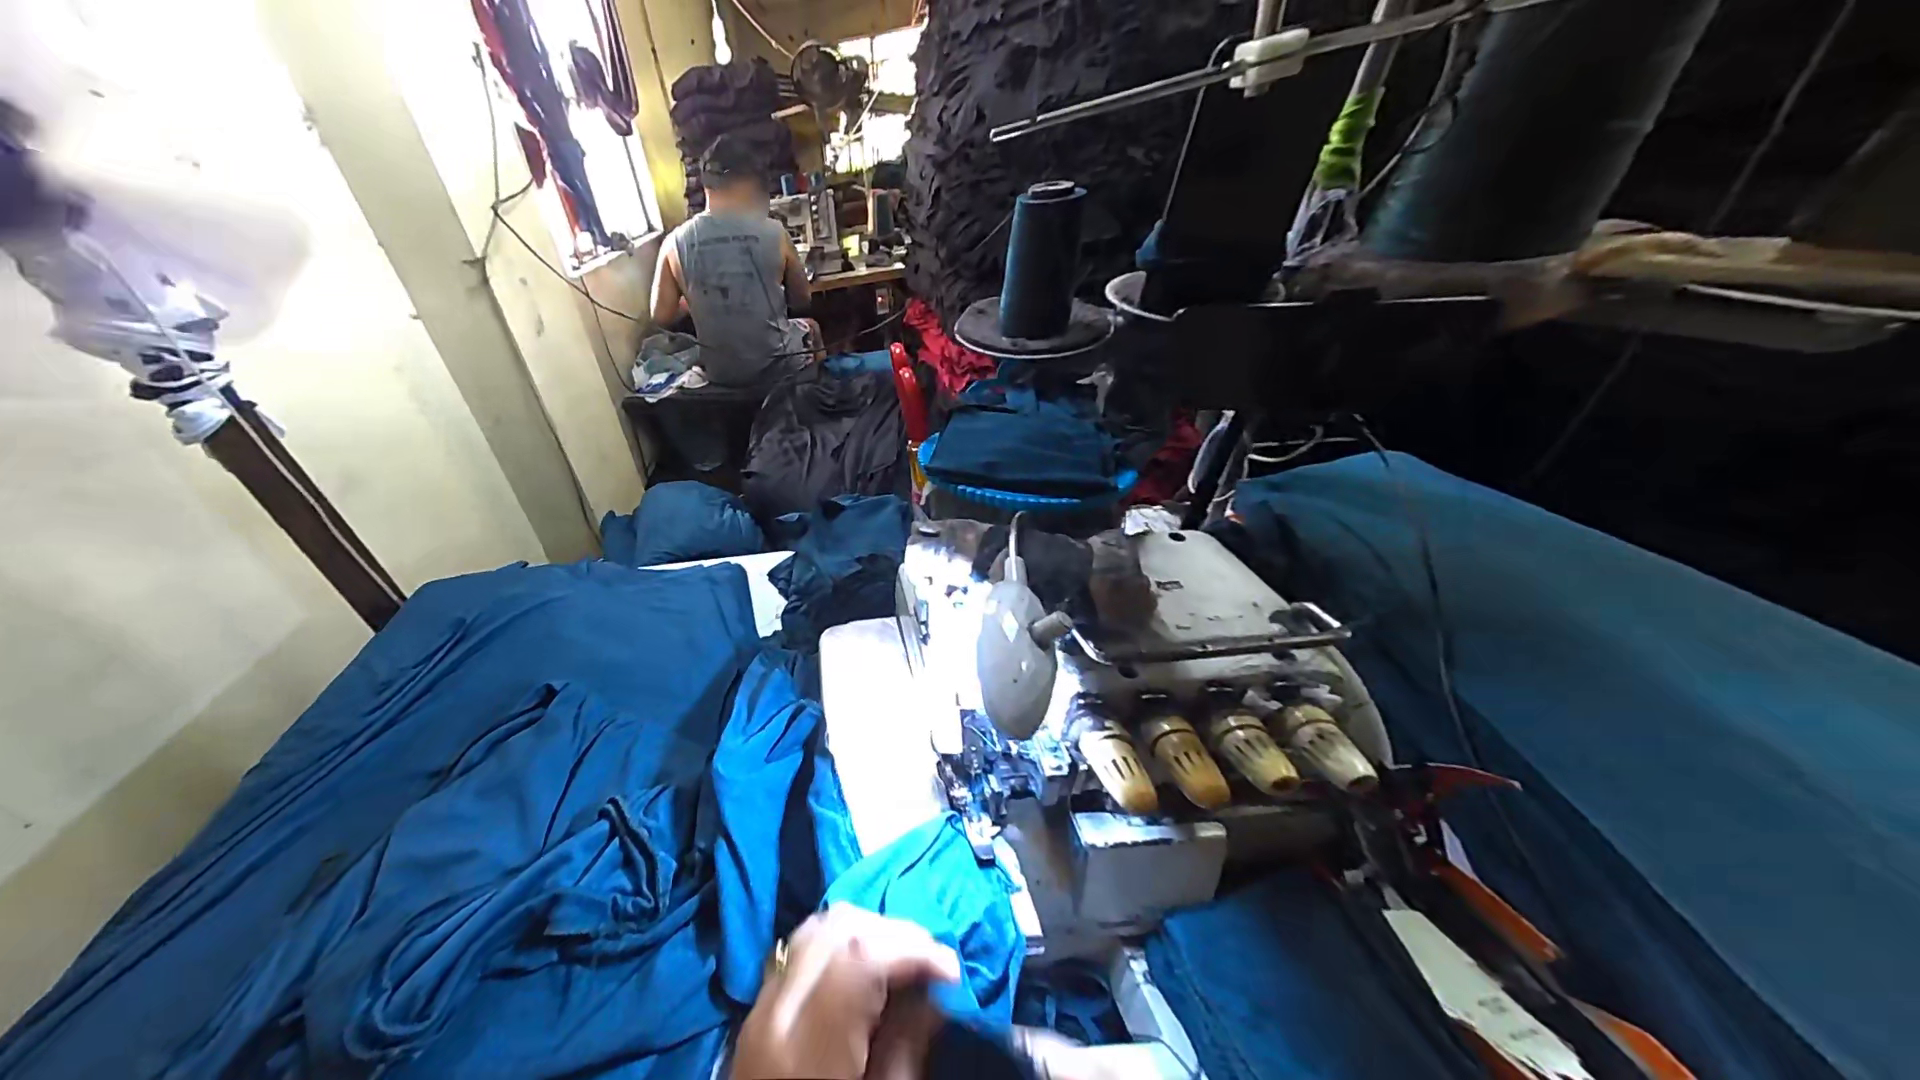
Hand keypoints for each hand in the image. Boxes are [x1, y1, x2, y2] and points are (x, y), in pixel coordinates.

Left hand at [732, 905, 961, 1079]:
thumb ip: (907, 1046)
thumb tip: (936, 988)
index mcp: (807, 1050)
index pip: (861, 958)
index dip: (914, 948)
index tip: (951, 972)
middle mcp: (776, 1012)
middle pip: (839, 928)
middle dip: (897, 932)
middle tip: (931, 962)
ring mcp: (760, 1003)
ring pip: (819, 924)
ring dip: (869, 928)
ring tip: (903, 958)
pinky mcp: (758, 1004)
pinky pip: (802, 943)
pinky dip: (841, 937)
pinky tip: (868, 961)